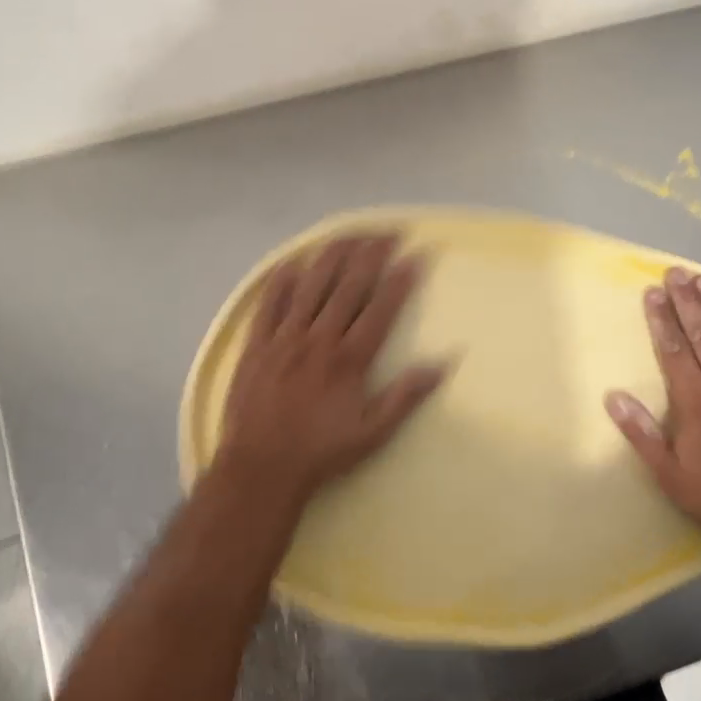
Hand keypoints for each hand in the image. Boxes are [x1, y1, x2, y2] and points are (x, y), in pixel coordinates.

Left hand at [212, 232, 446, 506]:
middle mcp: (319, 340)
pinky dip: (283, 279)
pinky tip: (295, 260)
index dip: (401, 278)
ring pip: (311, 286)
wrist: (260, 468)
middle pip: (348, 286)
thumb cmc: (322, 453)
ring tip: (350, 234)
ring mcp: (285, 339)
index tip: (417, 255)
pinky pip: (269, 303)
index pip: (381, 307)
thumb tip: (444, 362)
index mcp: (351, 359)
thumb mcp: (374, 433)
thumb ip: (406, 395)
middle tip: (389, 232)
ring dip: (333, 256)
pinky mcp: (257, 346)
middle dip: (371, 255)